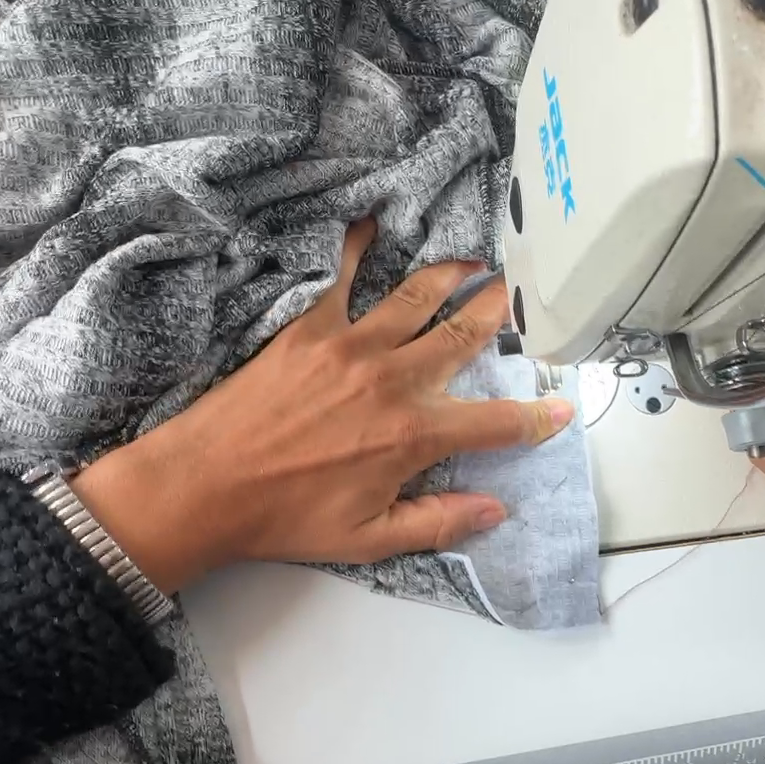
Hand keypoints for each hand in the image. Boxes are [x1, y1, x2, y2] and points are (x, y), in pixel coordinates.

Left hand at [72, 220, 574, 593]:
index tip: (561, 410)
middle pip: (464, 336)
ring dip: (452, 276)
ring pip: (418, 297)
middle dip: (500, 314)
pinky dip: (358, 246)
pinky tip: (373, 222)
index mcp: (413, 436)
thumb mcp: (370, 540)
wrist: (204, 486)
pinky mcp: (309, 329)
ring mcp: (351, 347)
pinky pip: (341, 276)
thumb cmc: (285, 517)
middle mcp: (393, 381)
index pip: (496, 423)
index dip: (537, 418)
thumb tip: (494, 511)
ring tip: (474, 262)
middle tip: (519, 294)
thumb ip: (439, 522)